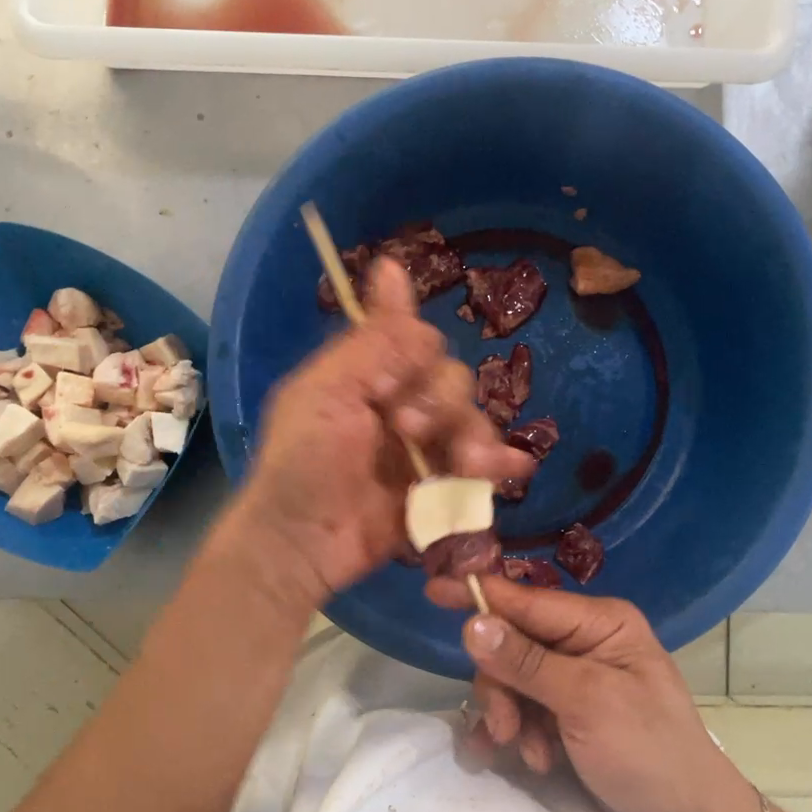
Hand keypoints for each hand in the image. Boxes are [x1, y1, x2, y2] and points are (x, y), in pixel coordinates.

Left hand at [238, 259, 533, 602]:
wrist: (301, 543)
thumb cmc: (302, 463)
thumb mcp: (326, 393)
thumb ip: (371, 342)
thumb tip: (393, 268)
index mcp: (368, 376)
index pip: (417, 343)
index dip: (420, 355)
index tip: (404, 375)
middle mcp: (399, 405)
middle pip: (452, 381)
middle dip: (443, 403)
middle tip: (409, 430)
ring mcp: (422, 450)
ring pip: (471, 422)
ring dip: (474, 436)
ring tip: (467, 465)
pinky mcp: (439, 488)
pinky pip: (480, 468)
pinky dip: (500, 465)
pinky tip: (510, 469)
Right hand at [427, 575, 764, 811]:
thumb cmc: (649, 752)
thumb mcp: (588, 702)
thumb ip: (527, 662)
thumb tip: (472, 622)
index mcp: (600, 623)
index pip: (526, 599)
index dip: (479, 595)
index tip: (431, 590)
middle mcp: (584, 643)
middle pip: (511, 644)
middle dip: (501, 685)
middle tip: (505, 729)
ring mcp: (574, 680)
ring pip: (510, 680)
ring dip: (510, 717)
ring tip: (530, 754)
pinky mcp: (566, 714)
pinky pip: (521, 709)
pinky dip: (517, 734)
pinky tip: (526, 759)